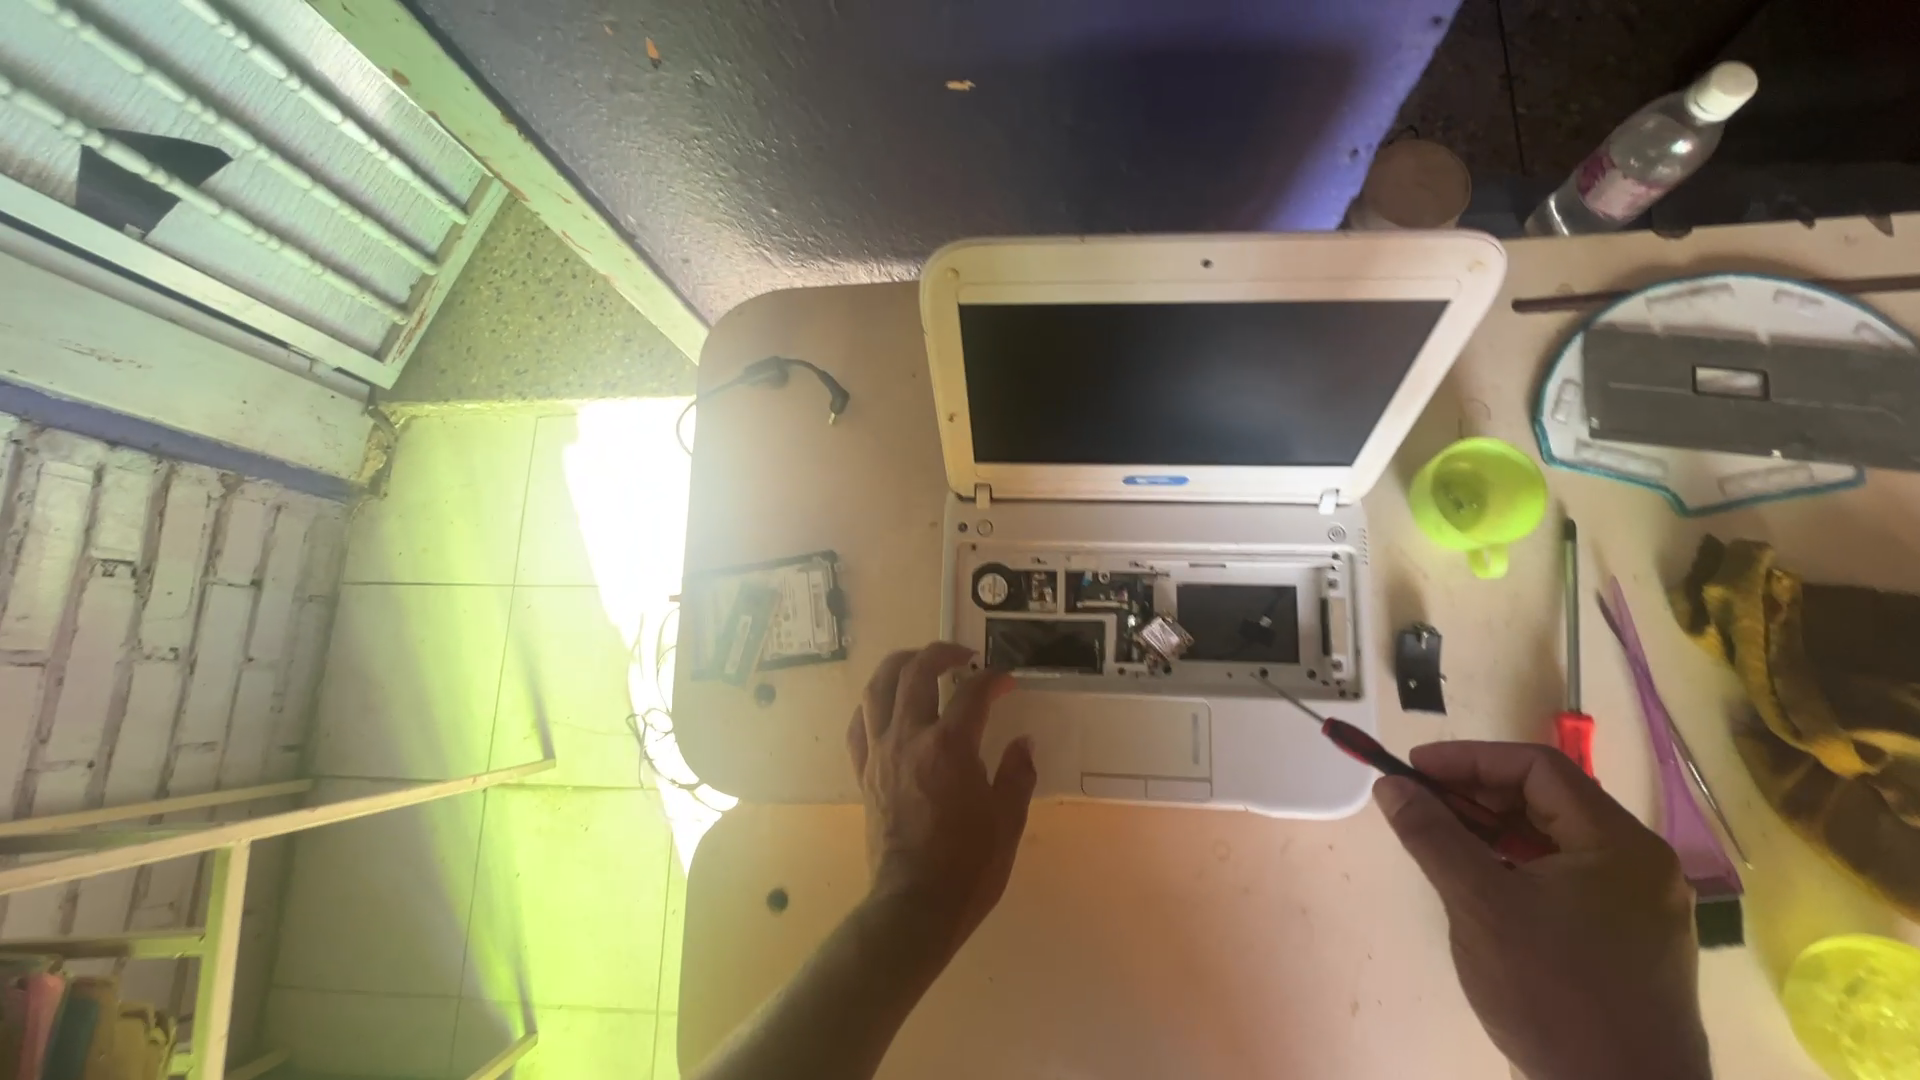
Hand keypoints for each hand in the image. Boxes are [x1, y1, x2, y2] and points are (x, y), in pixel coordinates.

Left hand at [846, 642, 1036, 947]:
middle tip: (963, 656)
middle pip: (917, 673)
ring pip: (877, 689)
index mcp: (951, 746)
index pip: (973, 692)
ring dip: (898, 665)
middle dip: (941, 653)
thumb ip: (1017, 773)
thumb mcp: (1007, 820)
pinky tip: (885, 705)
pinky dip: (871, 705)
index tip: (1007, 682)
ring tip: (918, 661)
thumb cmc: (969, 865)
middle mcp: (910, 738)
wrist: (915, 904)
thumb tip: (1023, 743)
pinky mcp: (864, 773)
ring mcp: (880, 753)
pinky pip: (858, 726)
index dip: (994, 680)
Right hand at [1376, 742, 1708, 1079]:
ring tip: (1439, 837)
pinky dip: (1513, 861)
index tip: (1413, 769)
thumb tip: (1391, 786)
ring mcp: (1637, 903)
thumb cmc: (1551, 992)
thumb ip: (1432, 835)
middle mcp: (1639, 863)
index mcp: (1619, 844)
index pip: (1537, 767)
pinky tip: (1477, 879)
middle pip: (1547, 797)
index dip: (1468, 759)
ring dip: (1491, 826)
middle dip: (1476, 791)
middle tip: (1419, 802)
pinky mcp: (1625, 936)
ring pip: (1553, 836)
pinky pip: (1563, 873)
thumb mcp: (1478, 903)